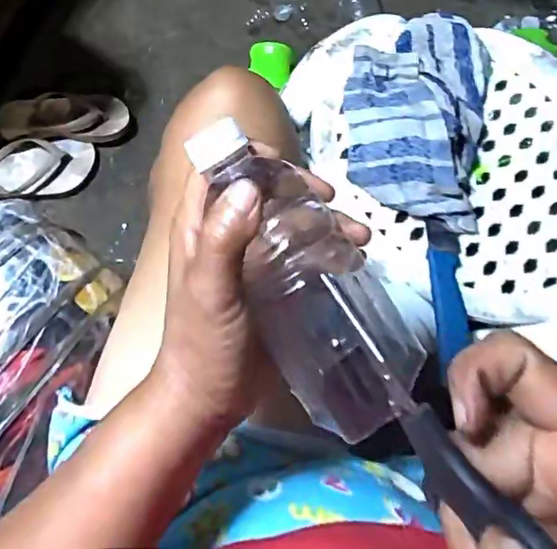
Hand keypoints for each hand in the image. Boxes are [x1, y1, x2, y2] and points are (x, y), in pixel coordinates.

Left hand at [147, 145, 369, 431]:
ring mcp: (250, 253)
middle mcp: (224, 228)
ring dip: (321, 217)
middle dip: (295, 185)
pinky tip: (352, 255)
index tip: (282, 164)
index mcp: (199, 222)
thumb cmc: (202, 341)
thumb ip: (223, 237)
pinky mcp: (271, 277)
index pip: (217, 167)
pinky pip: (300, 247)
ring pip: (286, 216)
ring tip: (357, 233)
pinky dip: (326, 244)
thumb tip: (249, 185)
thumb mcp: (210, 288)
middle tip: (327, 196)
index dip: (247, 156)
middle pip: (260, 186)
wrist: (209, 400)